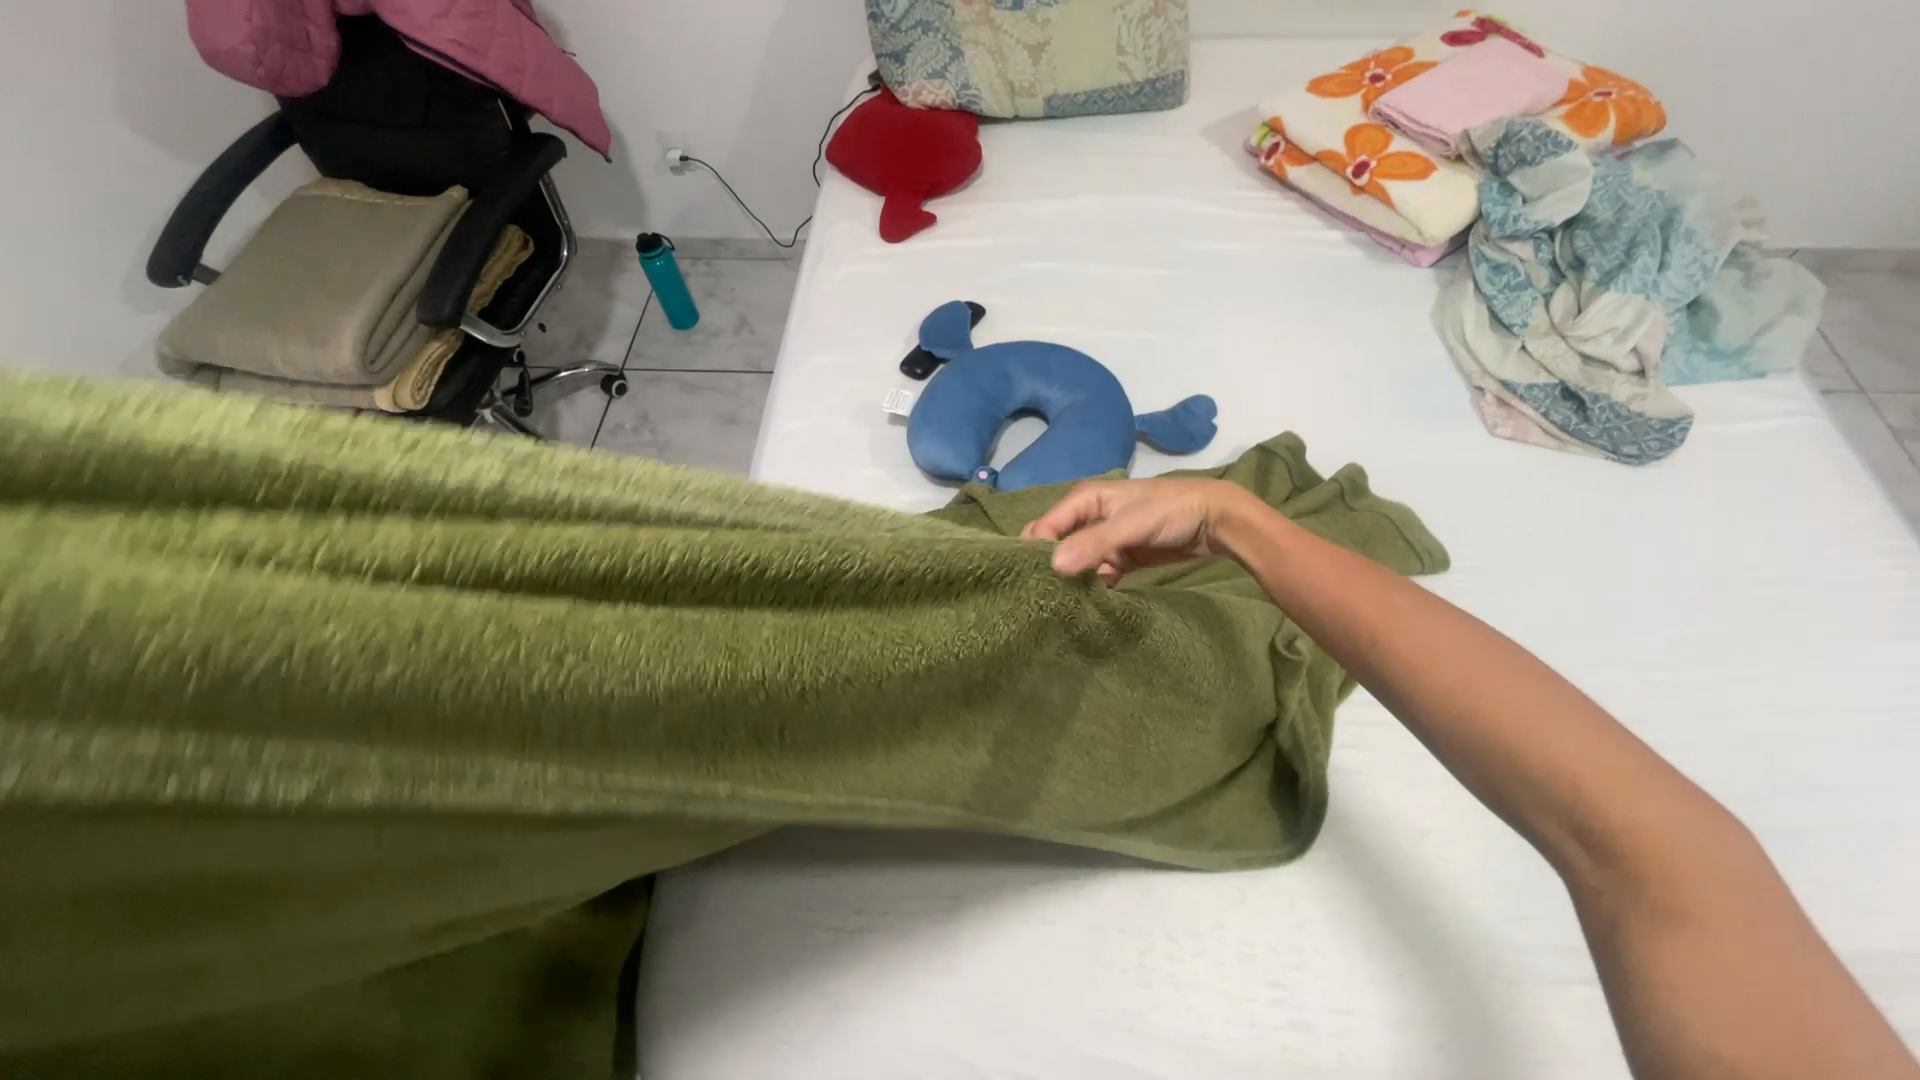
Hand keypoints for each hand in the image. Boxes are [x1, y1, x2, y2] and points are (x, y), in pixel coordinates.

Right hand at [1021, 478, 1263, 584]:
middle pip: (1056, 545)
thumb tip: (1053, 567)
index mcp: (1085, 500)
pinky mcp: (1121, 560)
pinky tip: (1088, 606)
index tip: (1028, 581)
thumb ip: (1093, 543)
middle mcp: (1090, 518)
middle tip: (1040, 597)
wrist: (1218, 520)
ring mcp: (1106, 541)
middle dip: (1048, 567)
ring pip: (1076, 564)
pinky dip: (1093, 588)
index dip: (1034, 550)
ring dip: (1070, 582)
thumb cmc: (1171, 511)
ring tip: (1060, 608)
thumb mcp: (1130, 524)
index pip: (1045, 526)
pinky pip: (1097, 576)